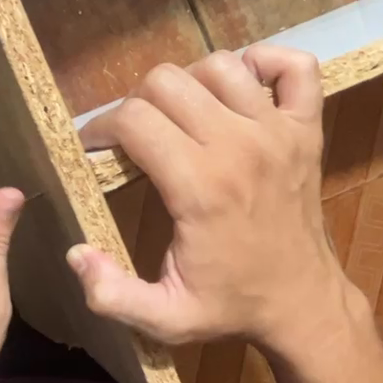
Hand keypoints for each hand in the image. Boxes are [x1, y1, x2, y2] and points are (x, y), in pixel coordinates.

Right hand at [70, 47, 350, 357]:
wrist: (302, 303)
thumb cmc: (228, 305)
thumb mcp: (163, 317)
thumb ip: (111, 294)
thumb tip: (76, 254)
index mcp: (200, 188)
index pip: (133, 121)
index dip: (100, 130)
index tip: (94, 151)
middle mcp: (240, 147)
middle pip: (167, 82)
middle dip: (136, 105)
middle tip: (133, 139)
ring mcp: (279, 132)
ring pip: (218, 66)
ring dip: (189, 85)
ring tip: (178, 119)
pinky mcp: (307, 129)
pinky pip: (295, 66)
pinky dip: (264, 65)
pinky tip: (240, 91)